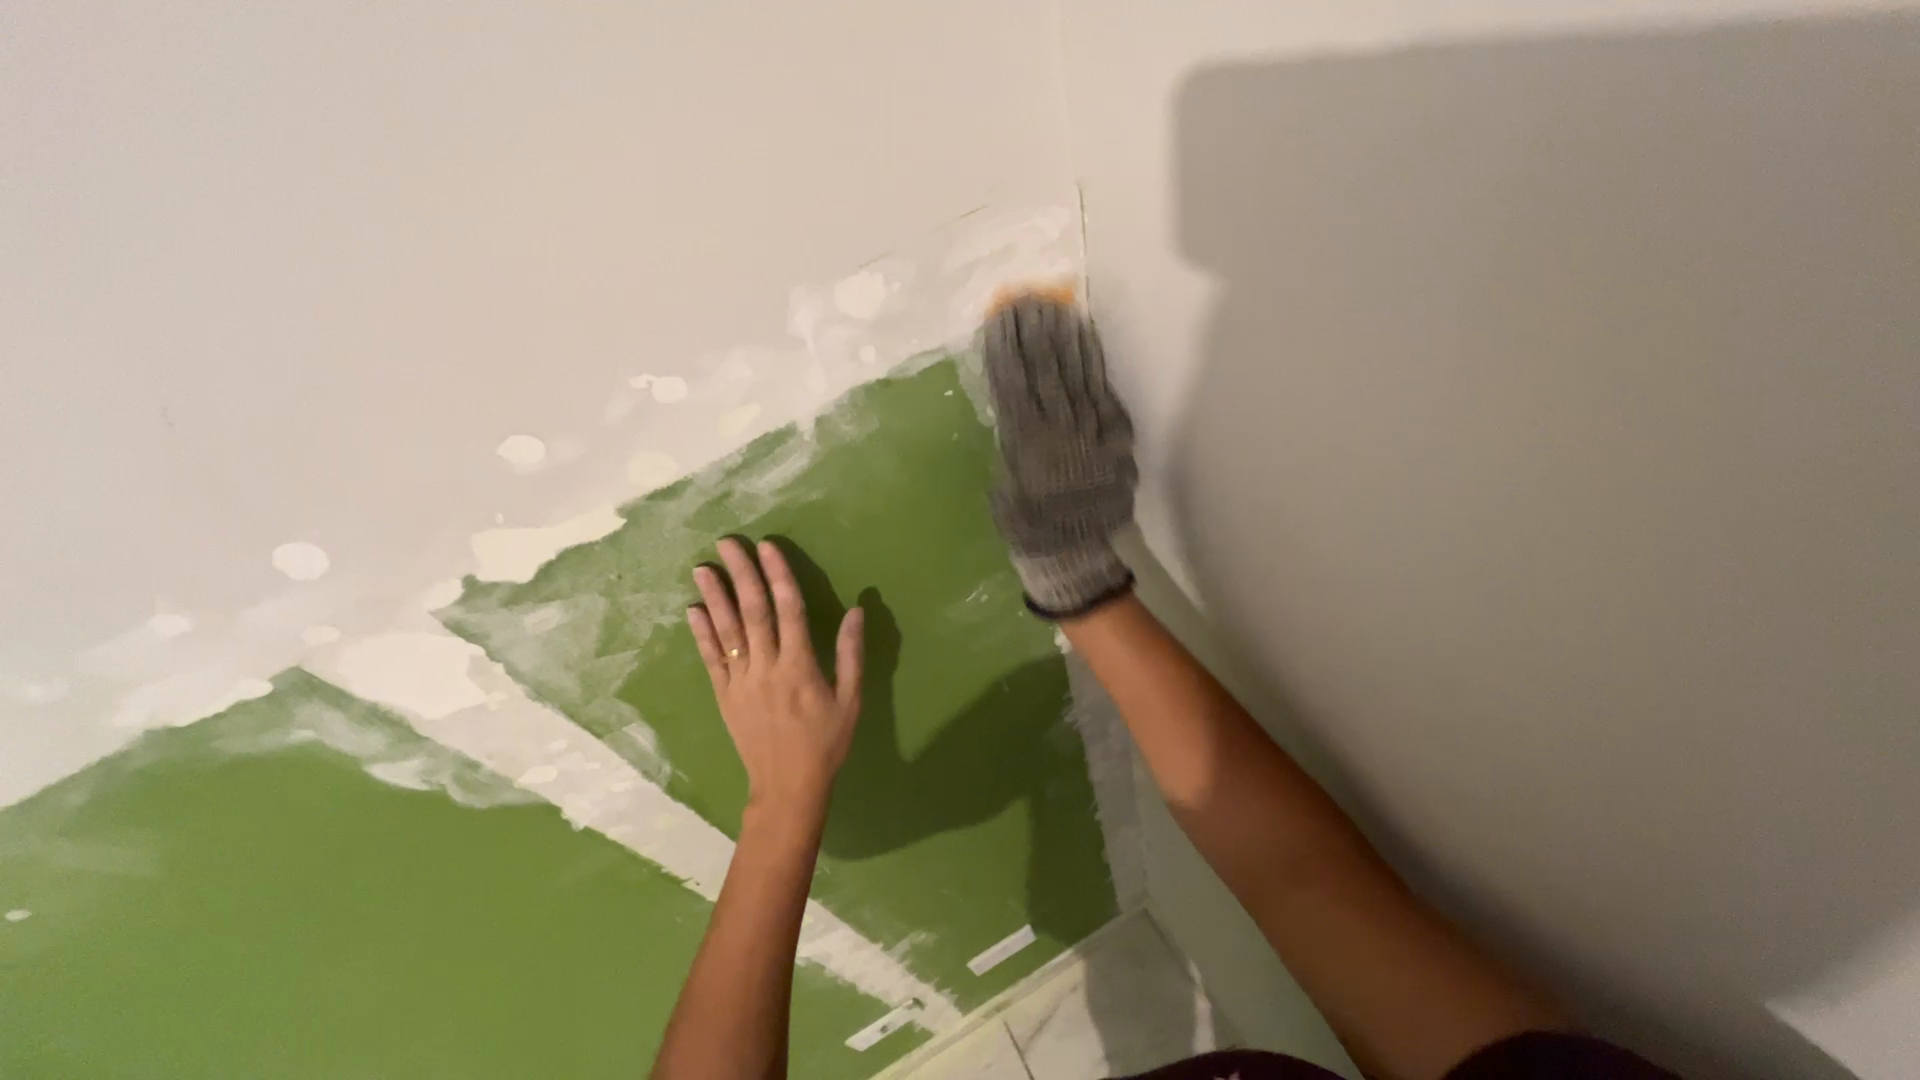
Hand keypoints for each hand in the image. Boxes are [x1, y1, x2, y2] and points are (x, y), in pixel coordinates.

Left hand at [687, 538, 864, 818]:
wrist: (788, 786)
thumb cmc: (826, 742)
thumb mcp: (850, 699)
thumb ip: (851, 654)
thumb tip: (856, 610)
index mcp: (800, 665)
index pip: (788, 609)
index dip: (778, 575)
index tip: (768, 547)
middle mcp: (767, 667)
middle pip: (753, 612)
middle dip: (740, 574)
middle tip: (727, 542)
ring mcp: (741, 681)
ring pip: (727, 631)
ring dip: (715, 597)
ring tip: (702, 567)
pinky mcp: (724, 696)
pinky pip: (711, 659)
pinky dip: (702, 634)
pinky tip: (694, 610)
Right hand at [982, 291, 1138, 617]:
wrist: (1073, 553)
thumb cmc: (1027, 524)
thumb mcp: (1004, 484)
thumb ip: (1011, 442)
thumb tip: (1013, 404)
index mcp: (1025, 444)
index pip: (1013, 383)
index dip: (1007, 347)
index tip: (1002, 316)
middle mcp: (1059, 431)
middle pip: (1046, 372)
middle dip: (1036, 333)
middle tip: (1030, 299)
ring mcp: (1091, 433)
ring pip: (1078, 376)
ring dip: (1067, 339)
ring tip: (1058, 308)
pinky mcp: (1115, 438)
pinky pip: (1105, 393)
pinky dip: (1096, 364)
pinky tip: (1088, 339)